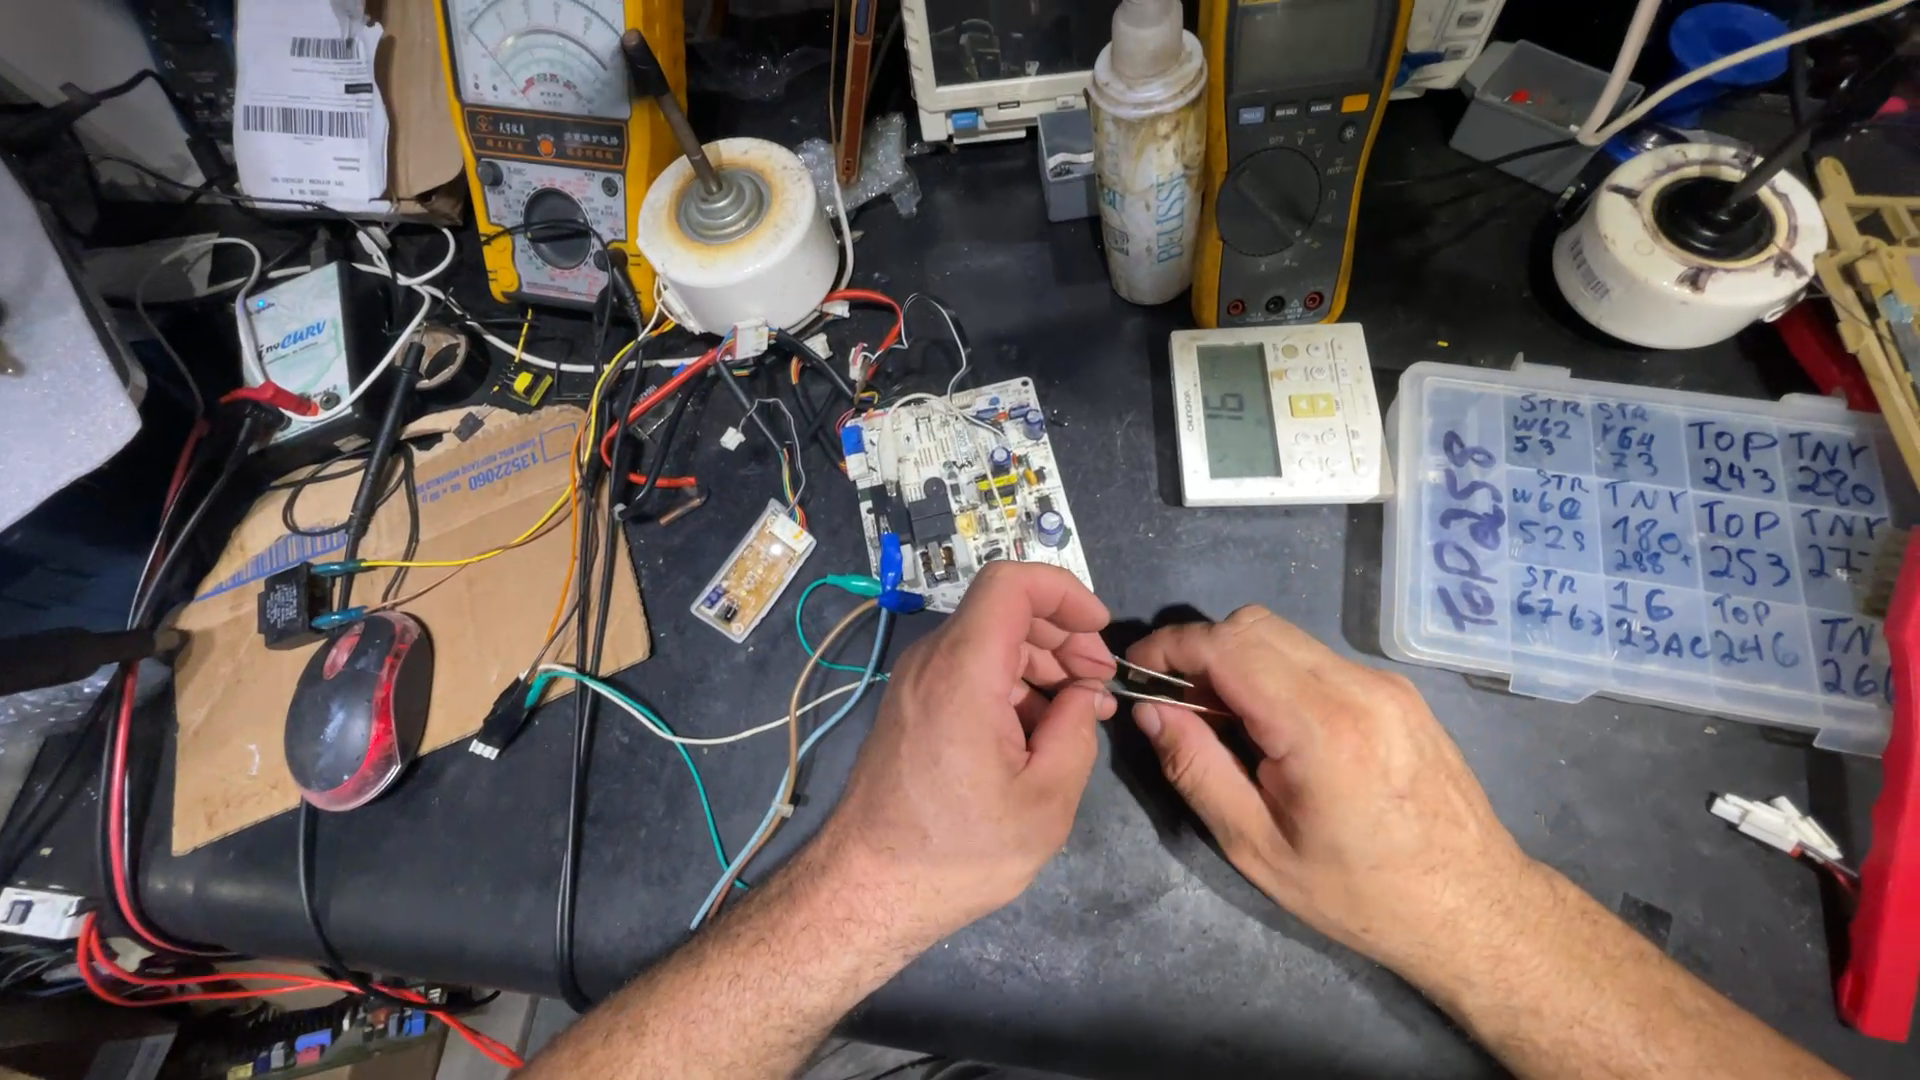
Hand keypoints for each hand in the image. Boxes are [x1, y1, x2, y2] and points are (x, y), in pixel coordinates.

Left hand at [814, 562, 1116, 945]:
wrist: (868, 887)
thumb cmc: (958, 851)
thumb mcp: (1045, 801)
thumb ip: (1076, 731)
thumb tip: (1083, 694)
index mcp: (963, 671)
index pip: (1011, 583)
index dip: (1064, 591)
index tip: (1099, 628)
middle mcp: (932, 660)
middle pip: (1004, 608)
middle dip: (1062, 633)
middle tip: (1100, 680)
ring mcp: (916, 679)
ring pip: (989, 637)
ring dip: (1041, 660)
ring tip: (1081, 707)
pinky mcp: (912, 702)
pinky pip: (969, 667)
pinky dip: (1011, 680)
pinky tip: (1040, 723)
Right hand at [1126, 607, 1538, 978]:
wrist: (1479, 911)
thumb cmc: (1360, 892)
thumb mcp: (1256, 846)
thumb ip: (1195, 768)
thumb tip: (1151, 711)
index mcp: (1319, 727)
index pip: (1226, 645)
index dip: (1171, 646)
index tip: (1139, 669)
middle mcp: (1355, 686)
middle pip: (1251, 624)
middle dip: (1199, 647)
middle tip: (1178, 699)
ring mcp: (1383, 683)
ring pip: (1282, 634)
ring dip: (1235, 657)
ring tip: (1223, 716)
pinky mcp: (1396, 690)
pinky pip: (1313, 656)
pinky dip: (1272, 669)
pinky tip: (1272, 723)